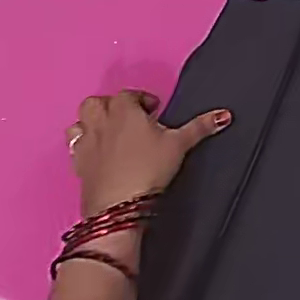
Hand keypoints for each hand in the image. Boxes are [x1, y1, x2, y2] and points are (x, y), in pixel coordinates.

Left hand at [67, 90, 229, 215]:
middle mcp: (100, 121)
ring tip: (110, 131)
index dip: (143, 101)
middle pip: (98, 102)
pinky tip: (97, 151)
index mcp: (124, 110)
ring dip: (93, 120)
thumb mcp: (180, 144)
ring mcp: (85, 142)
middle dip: (112, 105)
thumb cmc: (148, 168)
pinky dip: (83, 142)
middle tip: (131, 118)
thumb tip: (225, 115)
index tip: (155, 112)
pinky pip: (74, 144)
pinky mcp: (77, 164)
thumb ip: (200, 127)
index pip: (130, 94)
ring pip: (80, 120)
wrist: (118, 205)